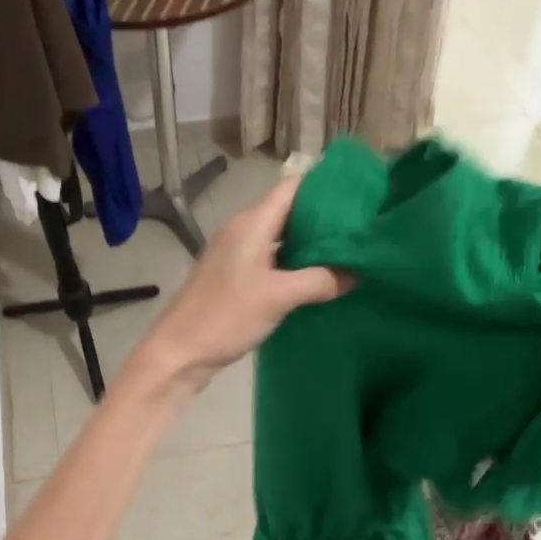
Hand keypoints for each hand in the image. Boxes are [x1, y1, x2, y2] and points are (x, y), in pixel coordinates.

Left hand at [127, 176, 350, 393]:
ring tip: (348, 255)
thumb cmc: (225, 317)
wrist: (179, 353)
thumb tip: (358, 273)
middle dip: (324, 220)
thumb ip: (320, 281)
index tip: (359, 195)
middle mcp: (243, 232)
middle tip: (361, 230)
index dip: (326, 186)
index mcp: (251, 224)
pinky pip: (272, 264)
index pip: (293, 188)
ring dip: (311, 247)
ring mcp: (237, 258)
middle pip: (290, 213)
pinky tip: (318, 282)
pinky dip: (295, 268)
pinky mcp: (235, 281)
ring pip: (281, 241)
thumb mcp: (278, 297)